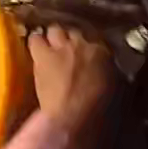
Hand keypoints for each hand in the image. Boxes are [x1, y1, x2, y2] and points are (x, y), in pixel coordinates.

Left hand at [27, 26, 113, 140]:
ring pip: (55, 30)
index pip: (96, 43)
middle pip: (74, 32)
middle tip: (66, 51)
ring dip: (53, 37)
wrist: (73, 118)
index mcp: (103, 54)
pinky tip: (35, 49)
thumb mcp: (111, 91)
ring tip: (48, 46)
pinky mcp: (42, 55)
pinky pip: (36, 40)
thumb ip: (107, 76)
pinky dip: (36, 43)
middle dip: (70, 40)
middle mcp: (83, 45)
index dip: (89, 50)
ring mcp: (62, 47)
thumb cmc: (96, 111)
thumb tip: (103, 74)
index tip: (86, 58)